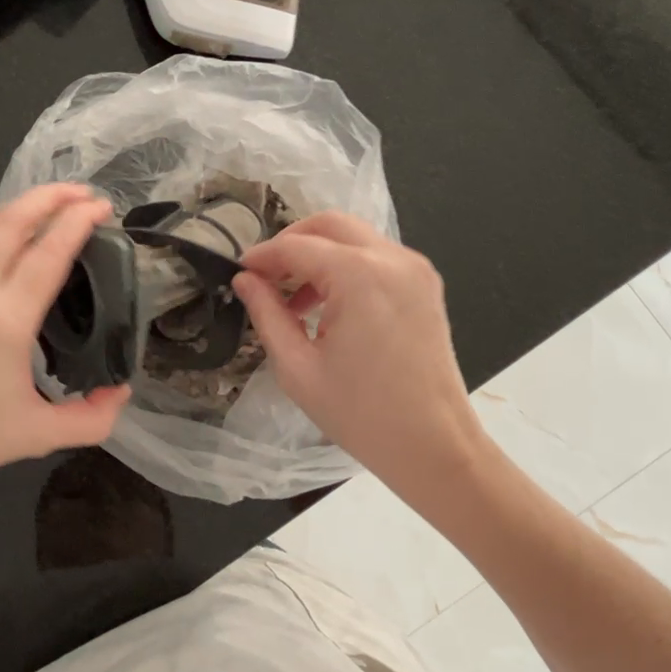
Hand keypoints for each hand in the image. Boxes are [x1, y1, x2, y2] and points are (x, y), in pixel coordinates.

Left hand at [0, 184, 131, 494]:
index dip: (75, 224)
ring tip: (62, 201)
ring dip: (27, 205)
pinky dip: (9, 224)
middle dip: (49, 197)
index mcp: (5, 323)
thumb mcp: (40, 435)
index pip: (45, 255)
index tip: (102, 208)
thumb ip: (91, 418)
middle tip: (87, 193)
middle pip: (10, 224)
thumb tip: (121, 391)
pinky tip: (29, 232)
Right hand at [231, 213, 483, 494]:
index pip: (296, 247)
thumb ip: (267, 313)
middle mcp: (392, 259)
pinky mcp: (425, 287)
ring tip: (295, 300)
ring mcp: (415, 270)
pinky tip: (328, 306)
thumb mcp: (296, 366)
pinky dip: (346, 267)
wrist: (433, 446)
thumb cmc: (360, 413)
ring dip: (319, 254)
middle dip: (291, 242)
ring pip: (354, 237)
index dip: (261, 257)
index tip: (237, 273)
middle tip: (265, 276)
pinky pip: (376, 257)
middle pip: (329, 225)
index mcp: (359, 276)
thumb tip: (244, 280)